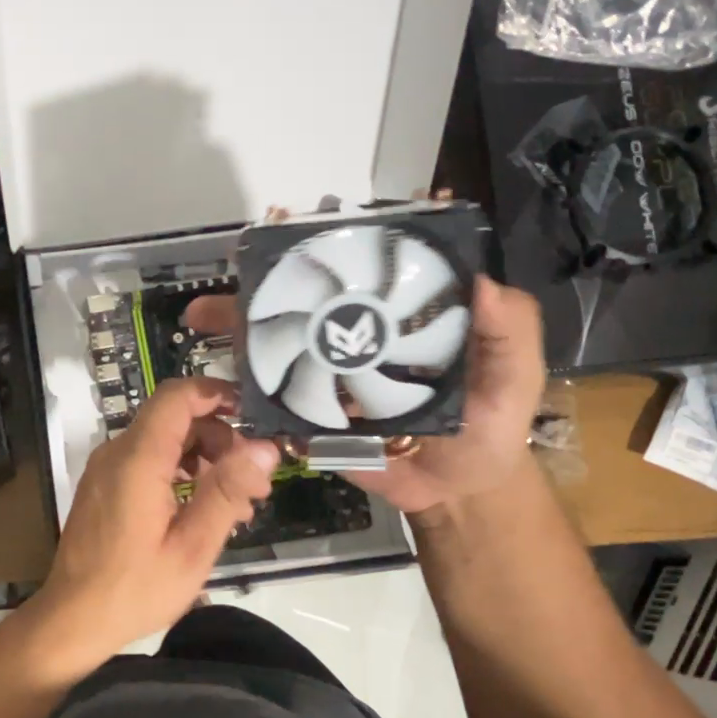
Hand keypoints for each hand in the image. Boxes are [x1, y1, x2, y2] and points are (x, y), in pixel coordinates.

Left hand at [26, 378, 279, 663]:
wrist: (73, 618)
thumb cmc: (135, 589)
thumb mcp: (192, 546)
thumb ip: (227, 491)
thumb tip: (264, 448)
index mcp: (137, 460)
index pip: (176, 396)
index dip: (216, 394)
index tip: (252, 416)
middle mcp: (116, 454)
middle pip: (172, 418)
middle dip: (218, 437)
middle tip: (252, 481)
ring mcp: (104, 471)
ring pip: (160, 440)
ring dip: (201, 459)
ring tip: (235, 503)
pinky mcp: (101, 489)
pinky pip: (144, 463)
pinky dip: (176, 473)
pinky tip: (200, 510)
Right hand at [183, 276, 545, 515]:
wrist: (457, 492)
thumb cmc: (490, 427)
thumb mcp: (514, 373)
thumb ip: (509, 330)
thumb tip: (481, 283)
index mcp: (400, 318)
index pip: (362, 272)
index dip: (331, 245)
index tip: (296, 224)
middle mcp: (357, 339)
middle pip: (306, 303)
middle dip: (264, 284)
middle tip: (233, 265)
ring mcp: (330, 379)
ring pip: (280, 347)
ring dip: (241, 329)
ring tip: (202, 317)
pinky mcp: (312, 419)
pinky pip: (275, 402)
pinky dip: (246, 391)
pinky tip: (216, 378)